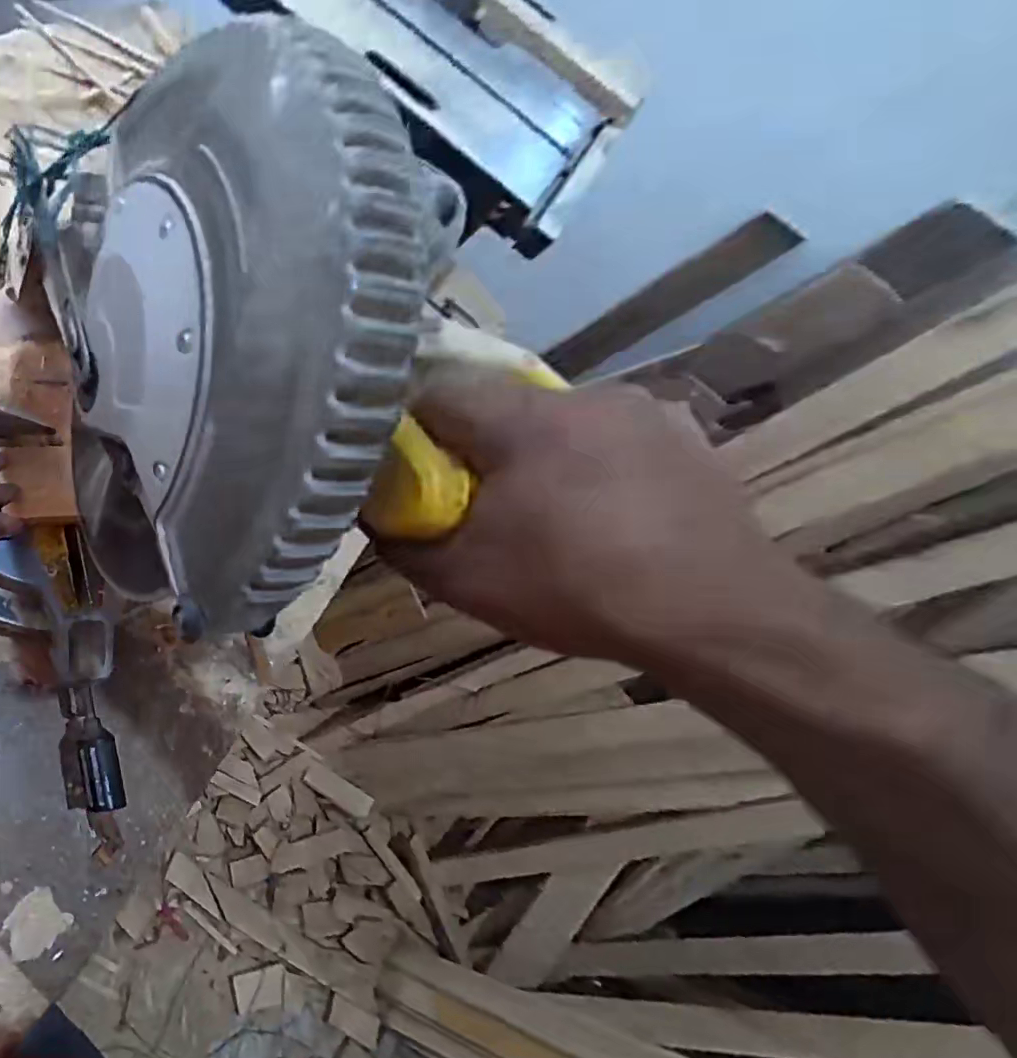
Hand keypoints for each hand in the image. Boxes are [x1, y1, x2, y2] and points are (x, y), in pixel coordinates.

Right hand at [377, 372, 819, 665]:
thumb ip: (400, 541)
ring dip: (524, 450)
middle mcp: (587, 396)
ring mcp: (644, 411)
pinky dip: (578, 460)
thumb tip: (375, 517)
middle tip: (462, 497)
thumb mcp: (459, 578)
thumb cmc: (574, 590)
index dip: (407, 428)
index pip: (437, 394)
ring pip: (550, 417)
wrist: (723, 621)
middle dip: (467, 443)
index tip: (404, 471)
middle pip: (496, 402)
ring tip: (530, 508)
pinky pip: (602, 434)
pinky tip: (590, 510)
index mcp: (526, 420)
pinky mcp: (685, 436)